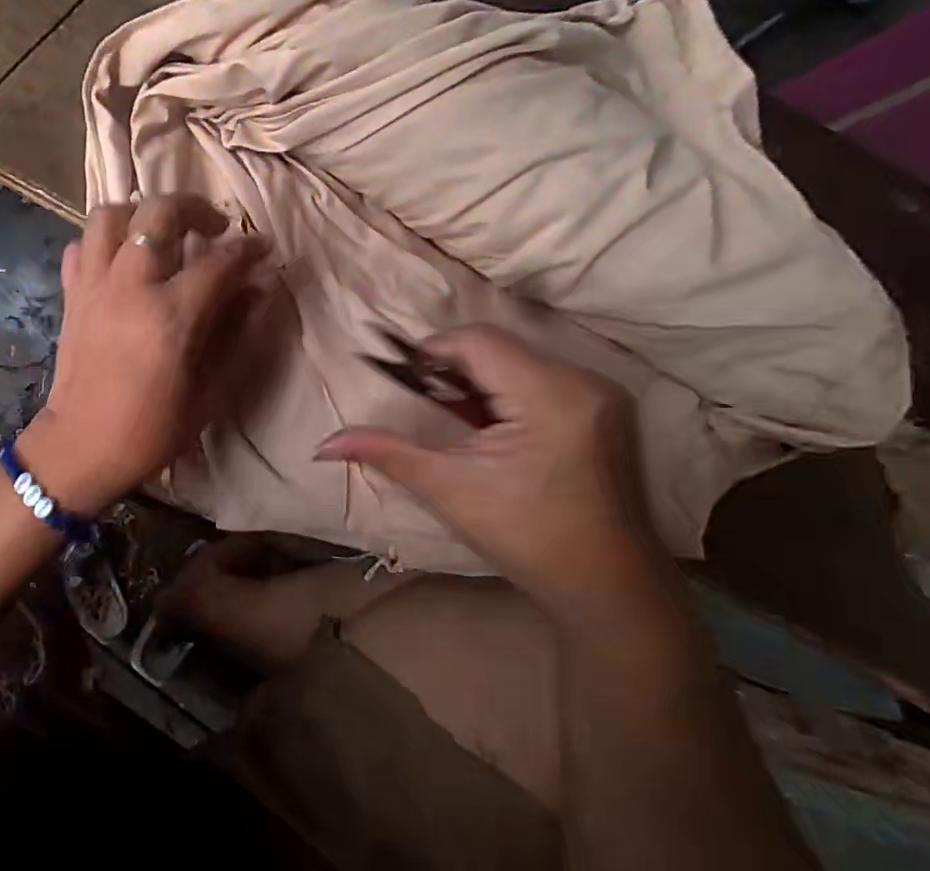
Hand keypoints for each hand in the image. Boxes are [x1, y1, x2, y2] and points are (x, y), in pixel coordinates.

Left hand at [16, 195, 266, 513]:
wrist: (82, 446)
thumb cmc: (152, 429)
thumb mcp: (209, 390)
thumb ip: (236, 331)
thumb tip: (259, 285)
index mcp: (171, 314)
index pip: (219, 260)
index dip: (248, 248)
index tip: (264, 247)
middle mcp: (130, 287)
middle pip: (158, 214)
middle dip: (194, 207)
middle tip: (214, 226)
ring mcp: (93, 287)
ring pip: (109, 217)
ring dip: (141, 213)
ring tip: (162, 232)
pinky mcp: (71, 296)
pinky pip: (80, 248)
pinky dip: (101, 242)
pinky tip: (121, 260)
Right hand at [316, 325, 662, 613]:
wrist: (607, 587)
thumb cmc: (524, 537)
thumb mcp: (446, 488)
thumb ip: (385, 452)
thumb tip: (322, 444)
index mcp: (549, 396)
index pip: (477, 341)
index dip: (430, 351)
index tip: (400, 378)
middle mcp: (582, 381)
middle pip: (497, 347)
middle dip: (450, 367)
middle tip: (419, 399)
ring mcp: (600, 395)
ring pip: (517, 360)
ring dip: (475, 378)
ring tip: (448, 414)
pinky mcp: (602, 409)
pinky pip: (539, 379)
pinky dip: (502, 391)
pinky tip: (484, 424)